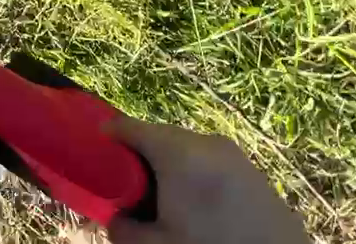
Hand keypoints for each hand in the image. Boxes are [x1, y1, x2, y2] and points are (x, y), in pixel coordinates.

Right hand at [103, 116, 309, 243]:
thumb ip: (122, 228)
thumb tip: (116, 217)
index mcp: (177, 151)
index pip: (126, 126)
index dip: (106, 139)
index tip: (96, 157)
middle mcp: (206, 143)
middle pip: (158, 137)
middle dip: (142, 159)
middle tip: (134, 189)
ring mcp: (237, 158)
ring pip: (188, 152)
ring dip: (173, 170)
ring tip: (172, 205)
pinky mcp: (259, 178)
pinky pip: (215, 167)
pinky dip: (201, 180)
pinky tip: (204, 213)